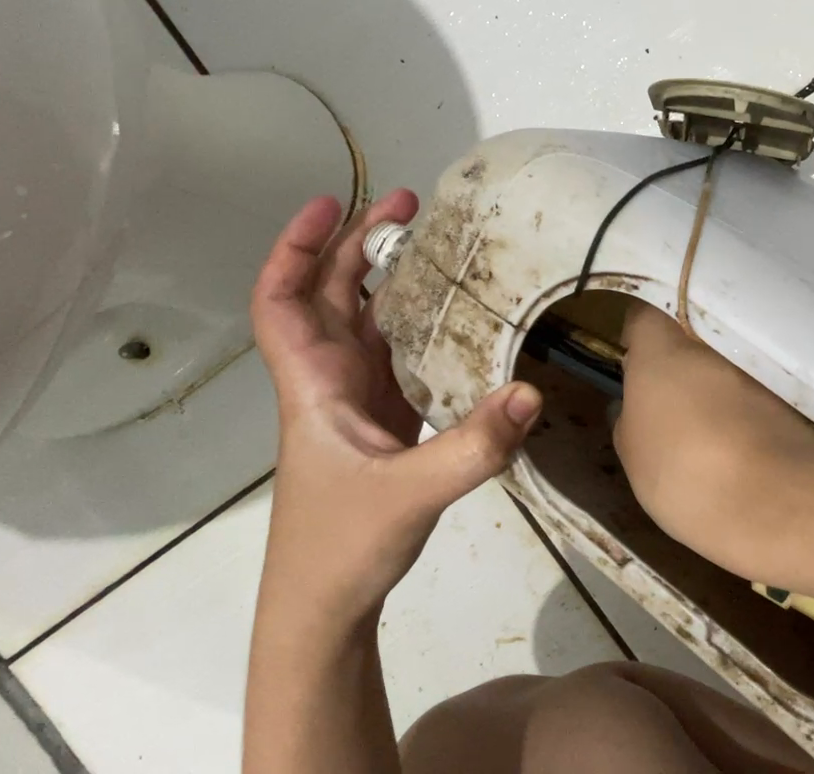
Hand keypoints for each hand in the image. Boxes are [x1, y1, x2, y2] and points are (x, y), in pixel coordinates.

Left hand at [250, 191, 543, 626]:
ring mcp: (357, 404)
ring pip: (364, 325)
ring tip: (438, 244)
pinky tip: (457, 316)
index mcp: (314, 386)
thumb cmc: (341, 547)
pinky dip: (417, 325)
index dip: (295, 249)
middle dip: (360, 246)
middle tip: (411, 204)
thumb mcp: (411, 493)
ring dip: (390, 281)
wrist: (324, 609)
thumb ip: (473, 446)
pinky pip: (395, 357)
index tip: (330, 203)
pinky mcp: (384, 424)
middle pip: (331, 299)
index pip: (282, 302)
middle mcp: (330, 384)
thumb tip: (532, 391)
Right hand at [612, 302, 813, 583]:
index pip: (644, 318)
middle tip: (667, 409)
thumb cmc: (686, 474)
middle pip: (689, 344)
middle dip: (678, 370)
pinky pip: (754, 396)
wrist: (778, 500)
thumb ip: (629, 419)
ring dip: (714, 393)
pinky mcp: (788, 395)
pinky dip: (744, 416)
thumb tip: (631, 405)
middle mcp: (712, 348)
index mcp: (664, 353)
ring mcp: (754, 369)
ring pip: (724, 370)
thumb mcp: (634, 455)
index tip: (631, 363)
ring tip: (706, 438)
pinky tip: (739, 451)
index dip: (635, 338)